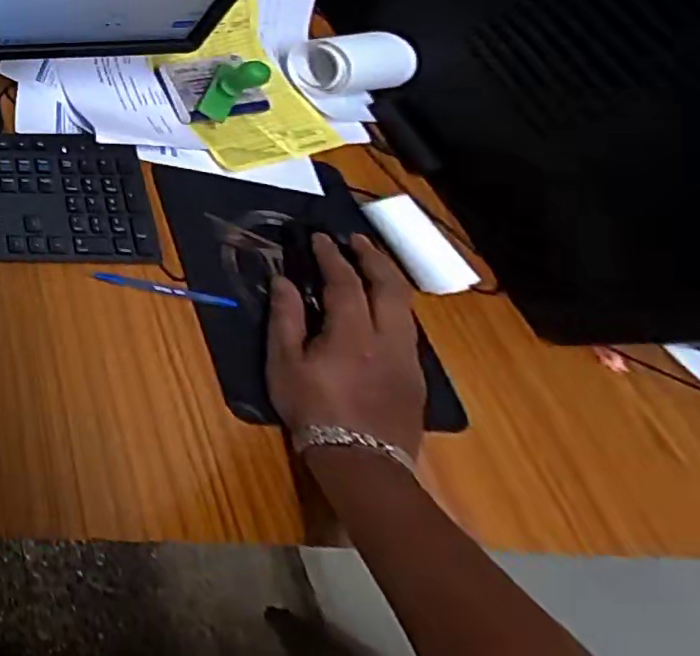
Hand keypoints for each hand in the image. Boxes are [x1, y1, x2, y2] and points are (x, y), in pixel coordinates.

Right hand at [267, 232, 424, 458]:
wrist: (361, 460)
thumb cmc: (312, 408)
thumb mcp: (284, 362)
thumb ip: (285, 318)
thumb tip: (284, 281)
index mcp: (353, 335)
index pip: (346, 283)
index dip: (332, 257)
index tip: (320, 239)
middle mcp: (390, 340)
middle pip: (391, 288)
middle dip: (373, 259)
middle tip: (355, 240)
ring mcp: (408, 359)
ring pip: (406, 308)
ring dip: (387, 280)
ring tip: (368, 266)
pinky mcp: (416, 377)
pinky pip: (407, 329)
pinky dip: (392, 306)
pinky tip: (378, 310)